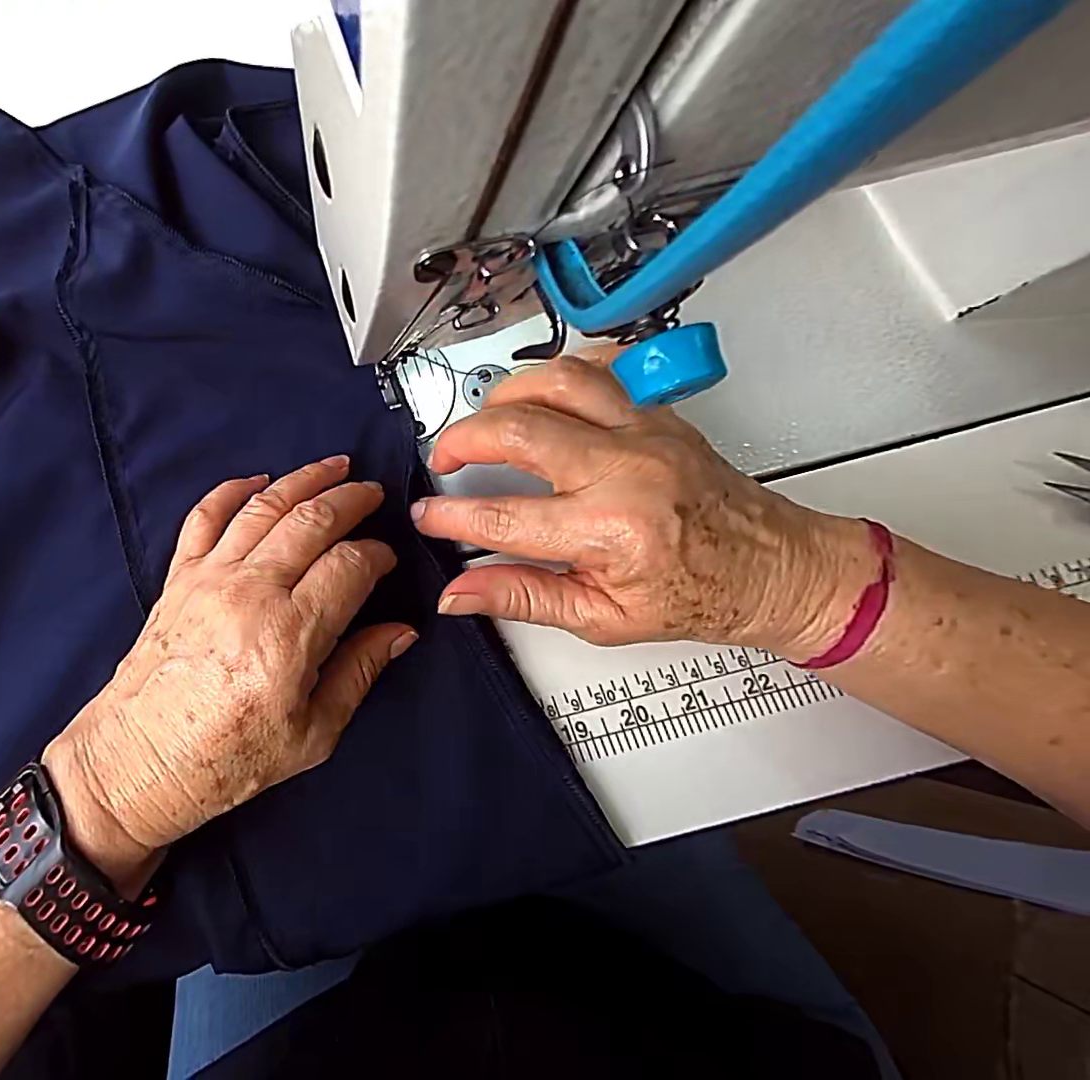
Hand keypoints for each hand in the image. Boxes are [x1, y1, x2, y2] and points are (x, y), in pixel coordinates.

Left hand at [42, 456, 416, 889]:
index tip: (385, 559)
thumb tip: (396, 635)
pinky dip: (229, 491)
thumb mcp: (310, 734)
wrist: (140, 757)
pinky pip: (203, 518)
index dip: (376, 554)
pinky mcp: (178, 578)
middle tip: (371, 492)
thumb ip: (357, 673)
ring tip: (330, 467)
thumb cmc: (219, 756)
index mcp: (290, 633)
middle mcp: (249, 593)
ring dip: (301, 480)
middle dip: (350, 498)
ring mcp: (208, 579)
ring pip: (262, 507)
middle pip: (311, 520)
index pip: (350, 565)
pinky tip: (253, 480)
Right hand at [409, 353, 874, 655]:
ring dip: (503, 397)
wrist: (779, 569)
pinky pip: (600, 369)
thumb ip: (518, 598)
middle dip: (460, 440)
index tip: (425, 515)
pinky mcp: (657, 416)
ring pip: (555, 383)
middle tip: (442, 460)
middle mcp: (628, 471)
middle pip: (517, 430)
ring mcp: (645, 434)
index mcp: (612, 531)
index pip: (503, 518)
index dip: (449, 516)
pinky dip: (558, 372)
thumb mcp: (599, 618)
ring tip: (483, 422)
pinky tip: (538, 393)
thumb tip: (459, 594)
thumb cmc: (700, 595)